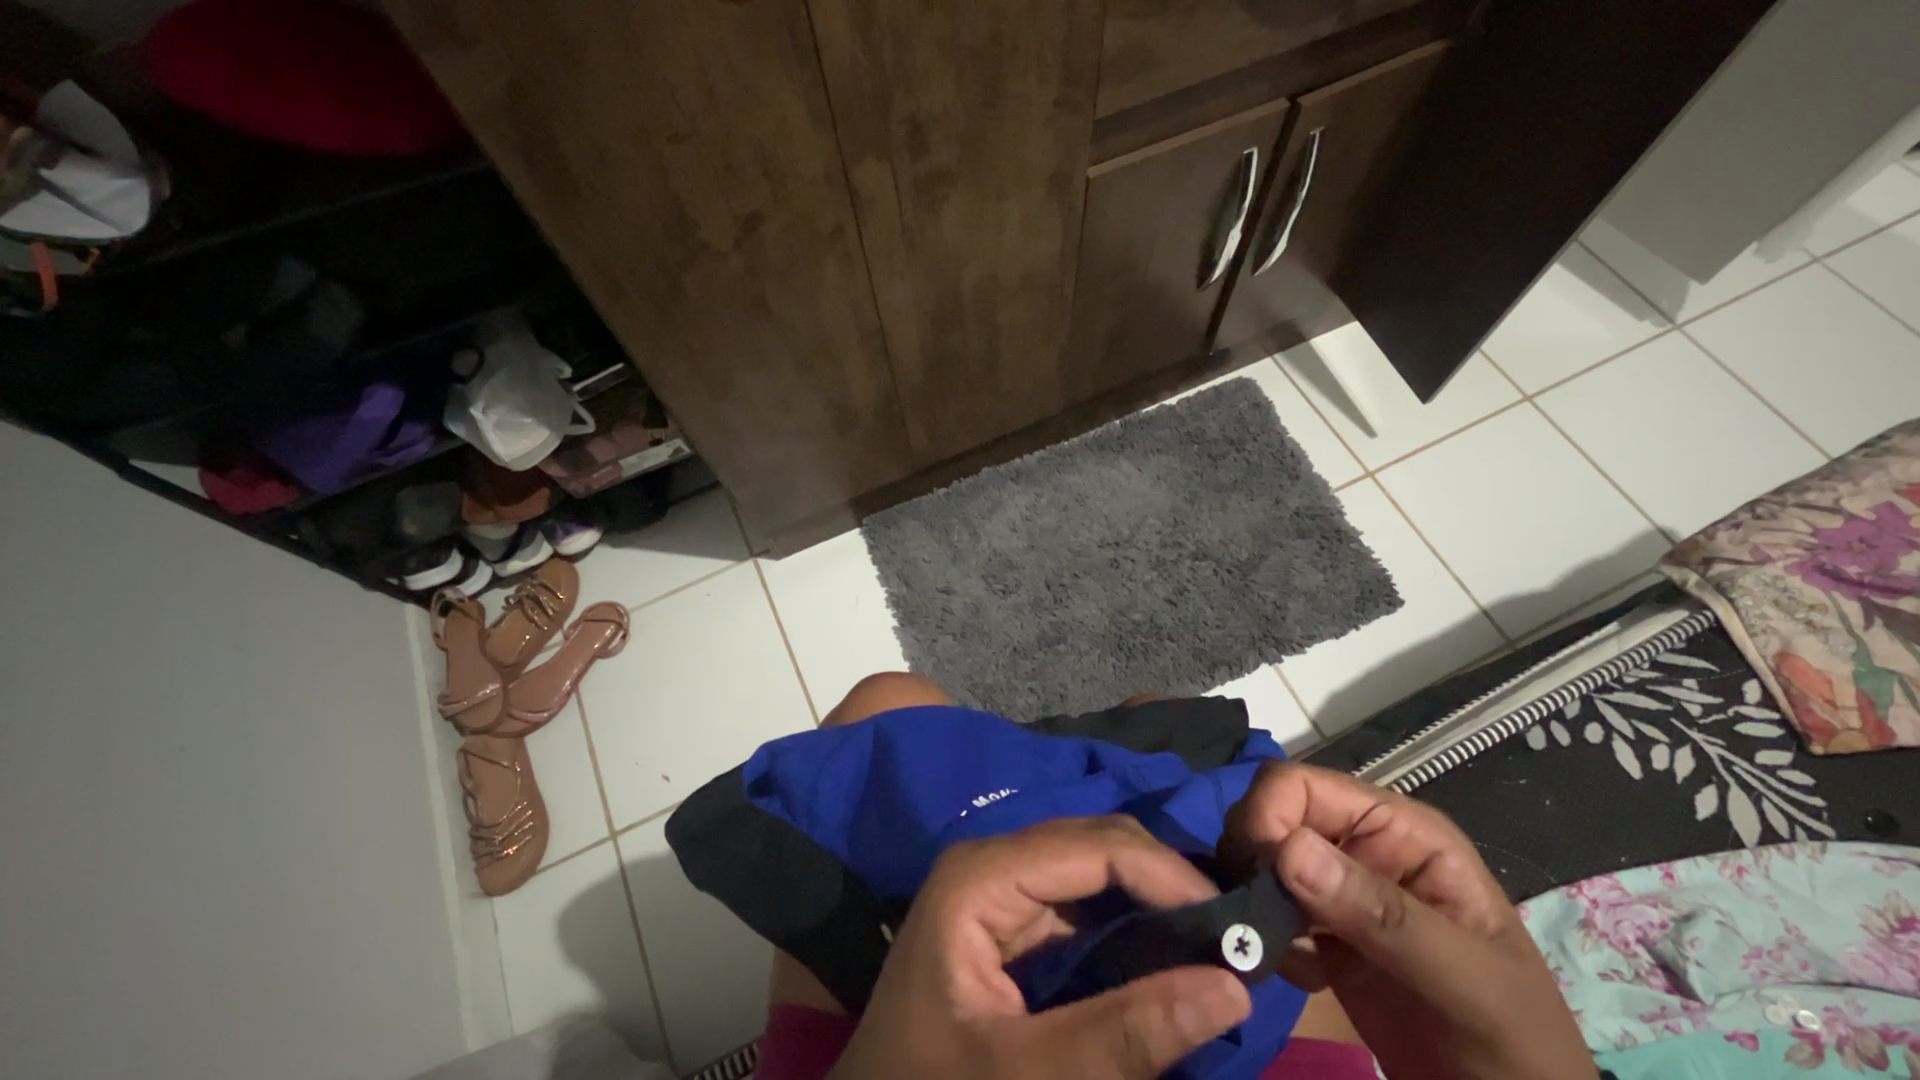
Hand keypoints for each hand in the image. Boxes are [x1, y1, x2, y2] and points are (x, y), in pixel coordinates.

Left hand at [828, 817, 1252, 1079]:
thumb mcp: (1026, 1075)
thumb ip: (1125, 1035)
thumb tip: (1234, 988)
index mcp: (982, 876)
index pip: (1097, 846)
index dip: (1170, 876)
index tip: (1235, 929)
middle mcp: (994, 863)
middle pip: (1101, 846)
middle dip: (1171, 885)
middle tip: (1239, 938)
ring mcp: (1004, 890)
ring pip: (1101, 871)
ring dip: (1161, 904)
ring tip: (1222, 944)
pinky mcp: (1015, 922)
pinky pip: (1088, 906)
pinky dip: (1136, 926)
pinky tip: (1177, 954)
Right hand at [1221, 763, 1595, 1079]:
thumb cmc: (1516, 1042)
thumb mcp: (1467, 980)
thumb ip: (1382, 913)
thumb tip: (1288, 847)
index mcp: (1399, 831)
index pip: (1301, 786)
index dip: (1268, 819)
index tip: (1259, 880)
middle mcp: (1360, 848)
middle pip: (1269, 819)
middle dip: (1249, 864)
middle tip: (1257, 924)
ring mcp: (1337, 894)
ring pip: (1259, 864)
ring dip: (1248, 903)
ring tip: (1266, 953)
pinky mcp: (1320, 938)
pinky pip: (1263, 914)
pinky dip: (1259, 939)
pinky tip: (1296, 977)